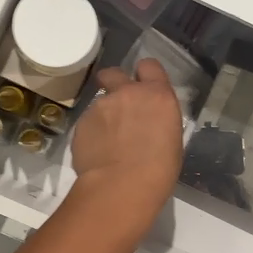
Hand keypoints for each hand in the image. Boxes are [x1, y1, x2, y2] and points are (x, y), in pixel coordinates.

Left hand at [69, 58, 184, 212]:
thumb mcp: (171, 138)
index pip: (150, 65)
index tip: (143, 88)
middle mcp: (127, 92)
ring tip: (108, 143)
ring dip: (104, 116)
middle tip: (118, 106)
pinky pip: (88, 123)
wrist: (121, 187)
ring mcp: (101, 105)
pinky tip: (97, 153)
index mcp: (157, 95)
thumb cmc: (158, 170)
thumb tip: (147, 121)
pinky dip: (92, 133)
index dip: (145, 75)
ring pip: (100, 102)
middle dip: (114, 83)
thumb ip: (157, 119)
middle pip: (114, 72)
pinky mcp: (81, 122)